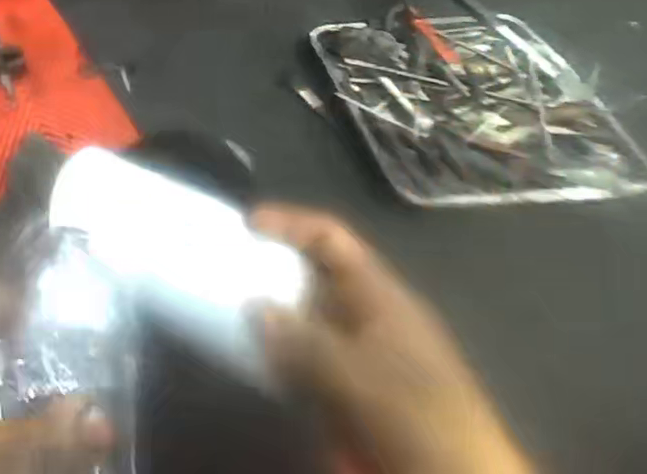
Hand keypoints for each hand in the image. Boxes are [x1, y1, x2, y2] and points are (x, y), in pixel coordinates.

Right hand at [253, 206, 533, 473]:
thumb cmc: (422, 422)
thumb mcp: (363, 380)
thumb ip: (306, 344)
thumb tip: (254, 308)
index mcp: (380, 296)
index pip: (332, 240)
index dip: (291, 224)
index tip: (248, 225)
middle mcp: (367, 318)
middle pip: (312, 278)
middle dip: (271, 271)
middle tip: (226, 271)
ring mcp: (358, 361)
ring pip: (303, 324)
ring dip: (270, 319)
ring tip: (224, 313)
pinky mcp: (350, 401)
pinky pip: (305, 368)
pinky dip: (279, 362)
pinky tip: (251, 364)